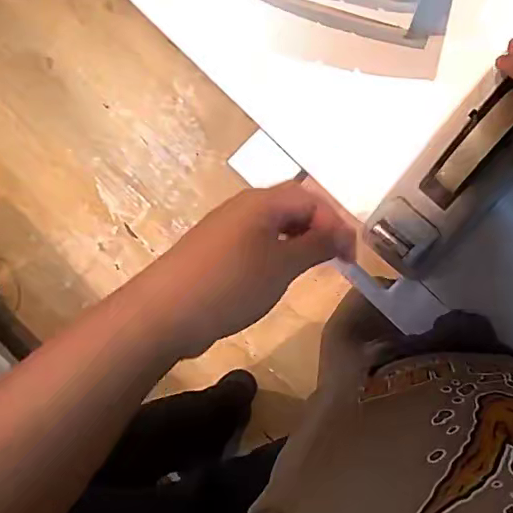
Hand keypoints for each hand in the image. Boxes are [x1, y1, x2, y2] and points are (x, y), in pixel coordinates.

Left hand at [143, 180, 353, 355]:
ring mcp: (229, 226)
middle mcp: (246, 205)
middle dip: (322, 229)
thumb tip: (342, 235)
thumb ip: (318, 245)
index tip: (350, 260)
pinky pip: (260, 239)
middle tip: (336, 259)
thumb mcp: (283, 266)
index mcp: (263, 201)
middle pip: (296, 205)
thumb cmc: (231, 284)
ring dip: (302, 240)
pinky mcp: (218, 249)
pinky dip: (281, 251)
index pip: (314, 200)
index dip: (338, 226)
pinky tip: (280, 274)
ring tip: (313, 268)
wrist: (163, 313)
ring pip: (278, 223)